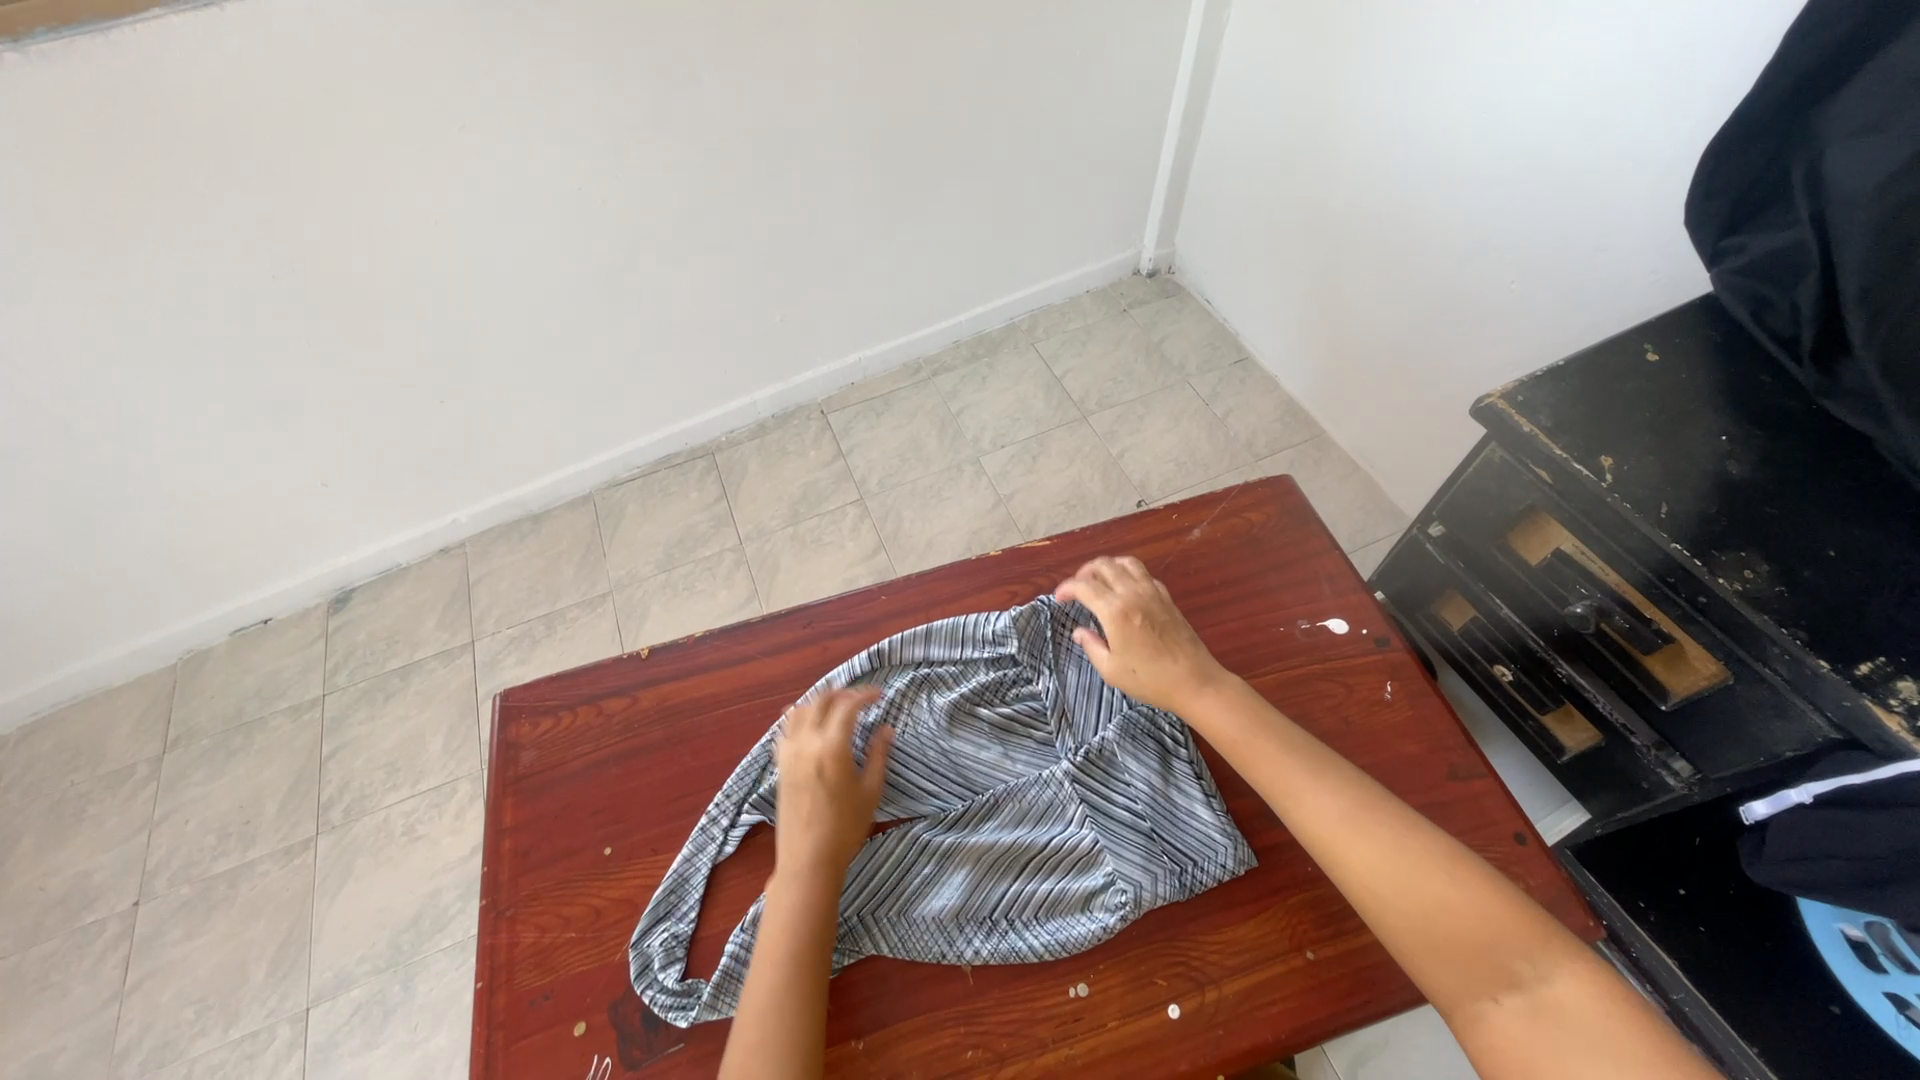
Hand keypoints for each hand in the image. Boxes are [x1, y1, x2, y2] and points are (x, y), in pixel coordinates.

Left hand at [773, 687, 894, 882]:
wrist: (808, 860)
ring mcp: (789, 753)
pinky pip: (785, 729)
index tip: (879, 696)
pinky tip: (809, 725)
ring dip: (819, 702)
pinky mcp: (780, 765)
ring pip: (799, 710)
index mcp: (832, 746)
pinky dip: (797, 718)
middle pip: (821, 700)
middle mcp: (807, 742)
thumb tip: (886, 729)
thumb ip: (878, 755)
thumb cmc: (845, 828)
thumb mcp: (870, 791)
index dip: (865, 695)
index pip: (847, 705)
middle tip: (860, 699)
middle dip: (842, 693)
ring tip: (836, 708)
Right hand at [1053, 555, 1231, 713]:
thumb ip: (1092, 646)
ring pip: (1126, 563)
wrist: (1194, 681)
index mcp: (1114, 611)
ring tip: (1099, 581)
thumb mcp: (1111, 670)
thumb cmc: (1150, 680)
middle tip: (1077, 588)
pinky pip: (1144, 574)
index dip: (1066, 588)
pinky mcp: (1167, 597)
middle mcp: (1132, 594)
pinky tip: (1126, 590)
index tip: (1059, 598)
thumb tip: (1079, 632)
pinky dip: (1129, 574)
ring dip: (1108, 566)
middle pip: (1104, 565)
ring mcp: (1152, 592)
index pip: (1084, 586)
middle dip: (1085, 572)